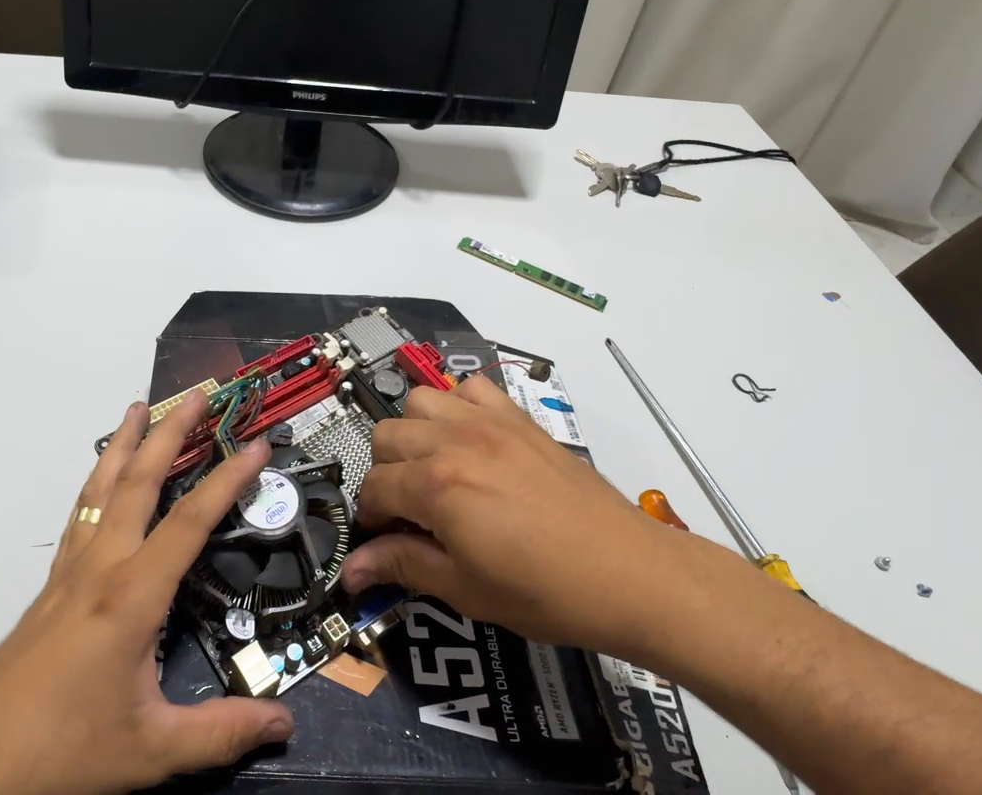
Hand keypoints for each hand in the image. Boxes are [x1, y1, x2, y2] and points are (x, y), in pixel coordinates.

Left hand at [0, 394, 291, 794]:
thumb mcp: (153, 748)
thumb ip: (222, 731)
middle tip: (195, 393)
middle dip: (169, 432)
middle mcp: (100, 568)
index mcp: (132, 595)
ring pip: (101, 490)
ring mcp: (69, 573)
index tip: (256, 445)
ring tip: (138, 408)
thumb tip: (286, 721)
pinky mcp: (51, 588)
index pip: (191, 520)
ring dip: (123, 444)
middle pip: (138, 481)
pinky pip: (80, 516)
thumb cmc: (64, 750)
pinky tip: (101, 481)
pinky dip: (96, 482)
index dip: (228, 479)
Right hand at [341, 374, 716, 660]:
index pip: (374, 487)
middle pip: (386, 436)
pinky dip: (458, 407)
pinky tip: (469, 441)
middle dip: (386, 473)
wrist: (629, 573)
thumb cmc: (545, 592)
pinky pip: (470, 388)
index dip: (371, 517)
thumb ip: (403, 565)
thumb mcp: (465, 590)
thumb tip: (352, 570)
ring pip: (419, 402)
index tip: (384, 540)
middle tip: (411, 510)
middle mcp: (455, 441)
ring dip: (415, 434)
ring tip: (435, 470)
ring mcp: (489, 422)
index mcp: (437, 486)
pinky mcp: (519, 418)